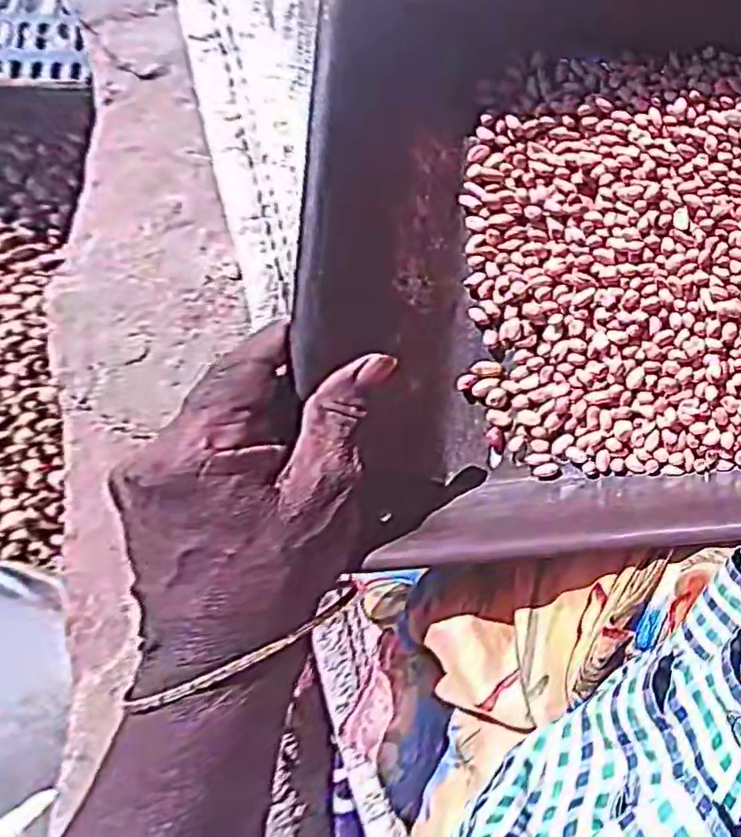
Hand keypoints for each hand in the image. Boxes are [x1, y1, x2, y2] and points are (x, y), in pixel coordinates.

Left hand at [109, 322, 395, 686]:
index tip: (325, 320)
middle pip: (232, 391)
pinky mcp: (157, 494)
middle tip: (348, 382)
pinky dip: (260, 439)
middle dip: (293, 383)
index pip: (241, 366)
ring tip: (329, 426)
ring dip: (278, 415)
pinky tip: (296, 456)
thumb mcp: (325, 485)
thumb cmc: (278, 568)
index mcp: (191, 450)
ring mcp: (149, 477)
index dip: (287, 339)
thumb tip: (369, 364)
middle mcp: (154, 456)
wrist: (227, 643)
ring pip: (226, 418)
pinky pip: (215, 444)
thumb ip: (341, 416)